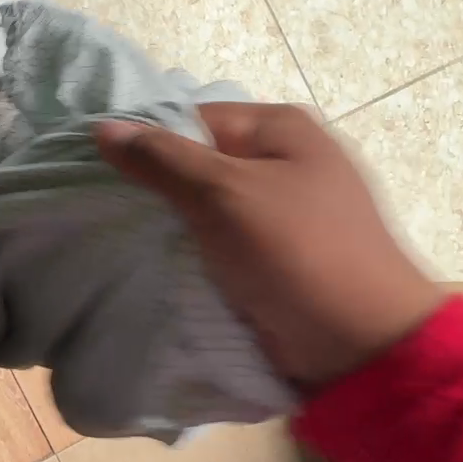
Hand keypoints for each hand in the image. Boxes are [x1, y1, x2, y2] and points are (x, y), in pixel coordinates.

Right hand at [96, 103, 442, 388]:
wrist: (359, 343)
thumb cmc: (295, 254)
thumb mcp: (222, 195)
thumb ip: (161, 159)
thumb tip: (103, 127)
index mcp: (280, 127)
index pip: (189, 118)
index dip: (145, 144)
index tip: (106, 176)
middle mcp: (283, 156)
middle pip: (196, 158)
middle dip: (156, 183)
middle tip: (113, 208)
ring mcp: (282, 204)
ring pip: (204, 198)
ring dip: (171, 218)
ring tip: (131, 234)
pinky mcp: (275, 246)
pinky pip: (219, 231)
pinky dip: (193, 242)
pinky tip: (166, 257)